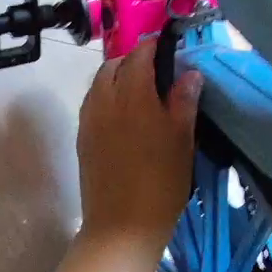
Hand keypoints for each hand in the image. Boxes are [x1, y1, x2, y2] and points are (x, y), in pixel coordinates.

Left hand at [76, 37, 201, 251]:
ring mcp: (89, 120)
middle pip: (112, 66)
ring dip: (115, 78)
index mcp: (132, 96)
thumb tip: (189, 73)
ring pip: (98, 84)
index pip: (138, 56)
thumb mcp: (182, 140)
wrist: (122, 225)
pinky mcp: (82, 139)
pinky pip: (92, 105)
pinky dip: (105, 98)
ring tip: (139, 91)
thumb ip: (183, 102)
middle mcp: (104, 101)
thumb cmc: (161, 183)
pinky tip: (123, 114)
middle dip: (131, 60)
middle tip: (154, 71)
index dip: (151, 47)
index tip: (166, 46)